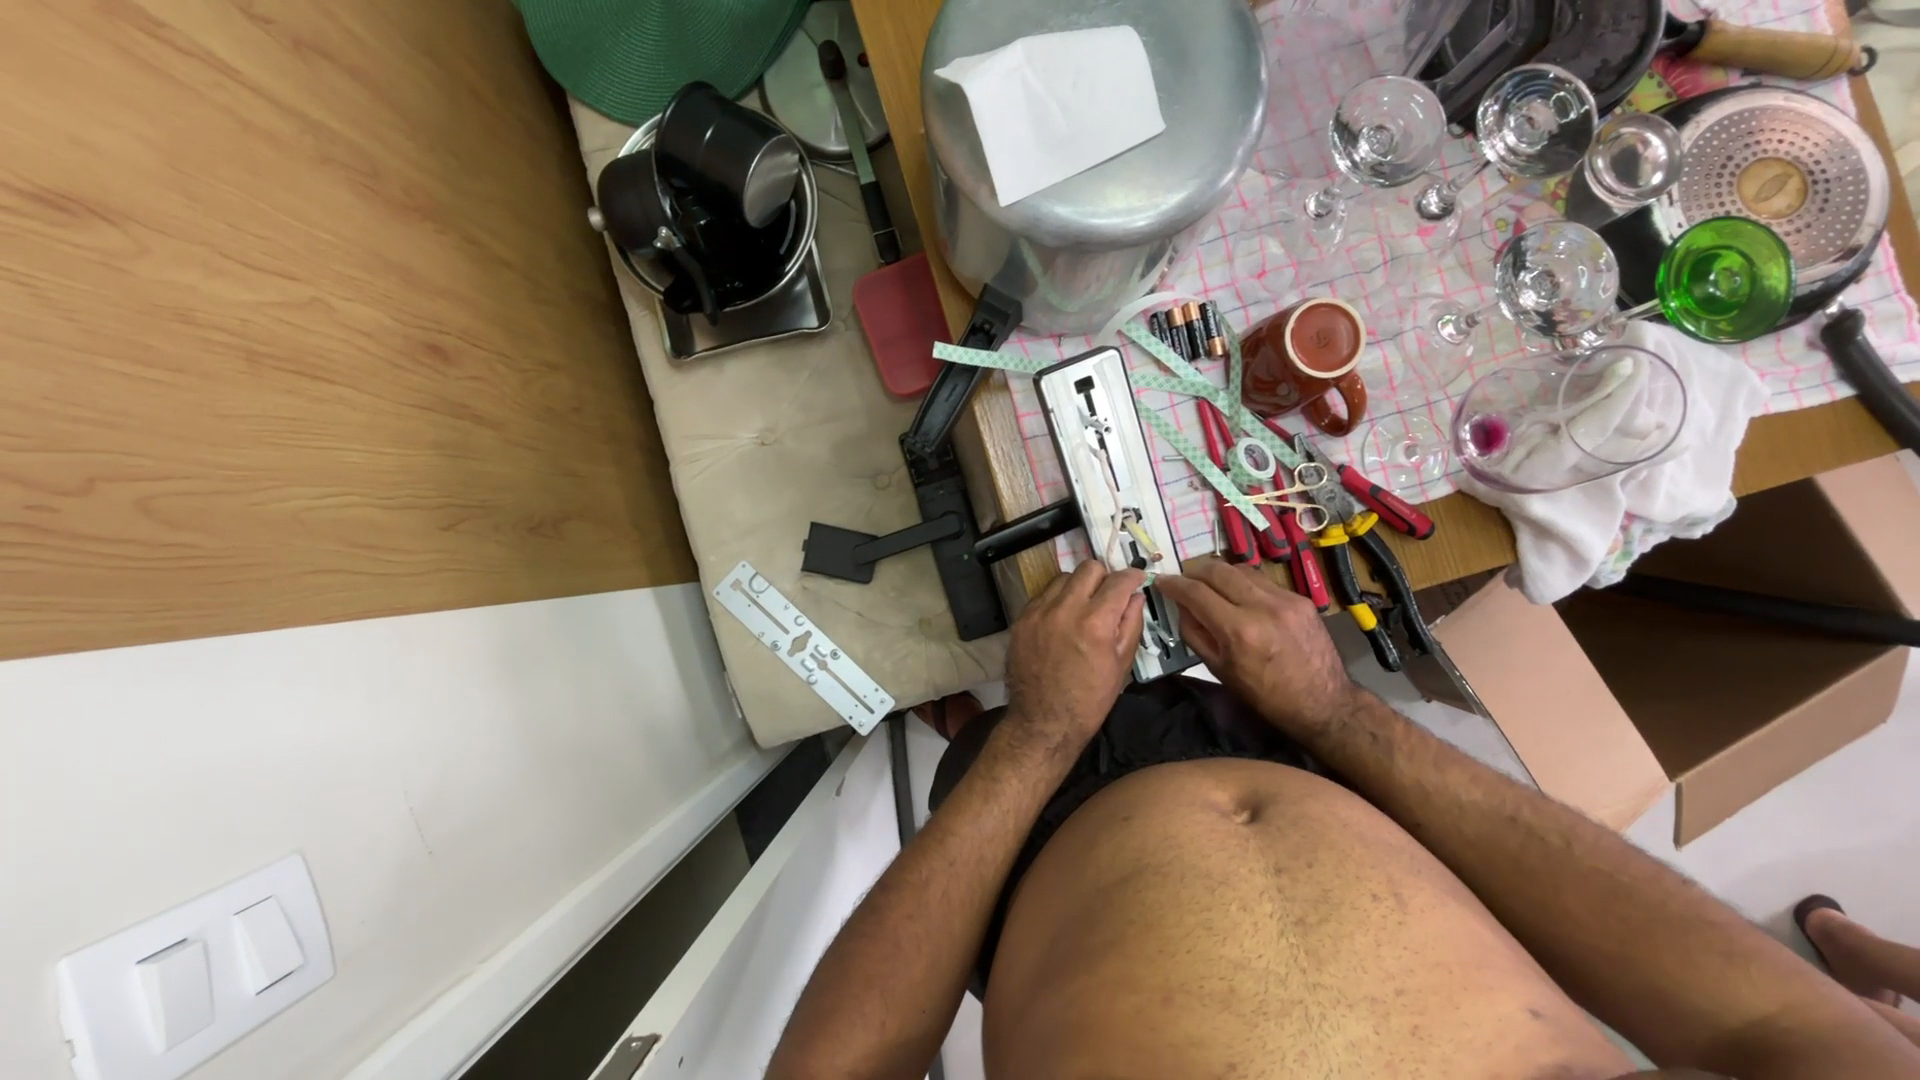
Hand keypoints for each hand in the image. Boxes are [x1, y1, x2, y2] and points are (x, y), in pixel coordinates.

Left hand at [1003, 561, 1146, 752]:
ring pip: (1064, 578)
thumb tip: (1136, 595)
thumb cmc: (1090, 700)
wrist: (1043, 722)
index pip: (1118, 581)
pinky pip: (1043, 595)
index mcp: (1095, 623)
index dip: (1133, 577)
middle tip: (1109, 595)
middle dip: (1104, 577)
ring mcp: (1038, 613)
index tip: (1137, 580)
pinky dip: (1057, 600)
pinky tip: (1062, 620)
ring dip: (1078, 587)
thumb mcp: (1121, 664)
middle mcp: (1064, 610)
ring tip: (1083, 608)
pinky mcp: (1021, 619)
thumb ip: (1131, 623)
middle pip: (1089, 568)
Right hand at [1157, 559, 1357, 736]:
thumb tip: (1181, 606)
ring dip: (1219, 573)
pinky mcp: (1301, 599)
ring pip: (1241, 569)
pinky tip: (1240, 596)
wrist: (1322, 702)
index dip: (1174, 584)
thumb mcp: (1219, 669)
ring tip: (1209, 584)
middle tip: (1184, 578)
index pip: (1196, 593)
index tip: (1161, 581)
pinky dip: (1244, 583)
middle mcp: (1262, 607)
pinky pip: (1263, 580)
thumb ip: (1195, 633)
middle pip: (1218, 570)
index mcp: (1238, 630)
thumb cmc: (1264, 695)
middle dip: (1194, 570)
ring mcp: (1285, 599)